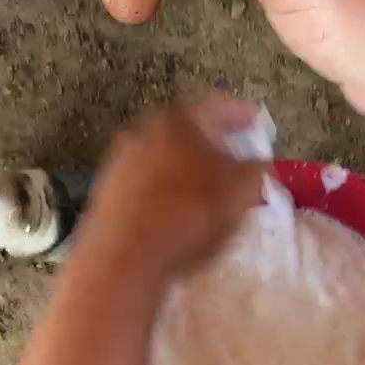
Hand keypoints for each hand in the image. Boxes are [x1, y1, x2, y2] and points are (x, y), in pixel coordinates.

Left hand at [83, 92, 267, 276]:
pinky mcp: (105, 192)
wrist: (123, 257)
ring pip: (164, 157)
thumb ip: (257, 171)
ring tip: (207, 192)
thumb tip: (259, 164)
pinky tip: (174, 213)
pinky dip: (163, 191)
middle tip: (233, 160)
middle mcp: (145, 129)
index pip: (219, 106)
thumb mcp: (241, 193)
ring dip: (186, 169)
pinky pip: (146, 184)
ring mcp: (120, 160)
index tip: (258, 124)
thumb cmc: (190, 216)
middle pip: (187, 131)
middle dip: (212, 145)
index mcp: (181, 118)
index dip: (243, 115)